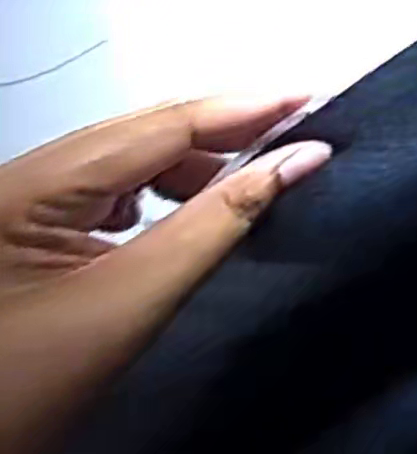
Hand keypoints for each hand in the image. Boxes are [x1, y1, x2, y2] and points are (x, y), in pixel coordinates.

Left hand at [0, 96, 330, 452]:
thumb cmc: (28, 379)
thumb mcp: (139, 293)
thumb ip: (229, 214)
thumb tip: (309, 154)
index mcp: (17, 195)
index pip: (161, 127)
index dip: (248, 108)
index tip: (321, 101)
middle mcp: (4, 186)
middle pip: (142, 132)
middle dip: (231, 127)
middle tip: (307, 128)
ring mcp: (2, 208)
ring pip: (126, 154)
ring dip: (201, 156)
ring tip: (262, 168)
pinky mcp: (8, 230)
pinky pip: (103, 183)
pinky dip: (164, 181)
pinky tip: (196, 198)